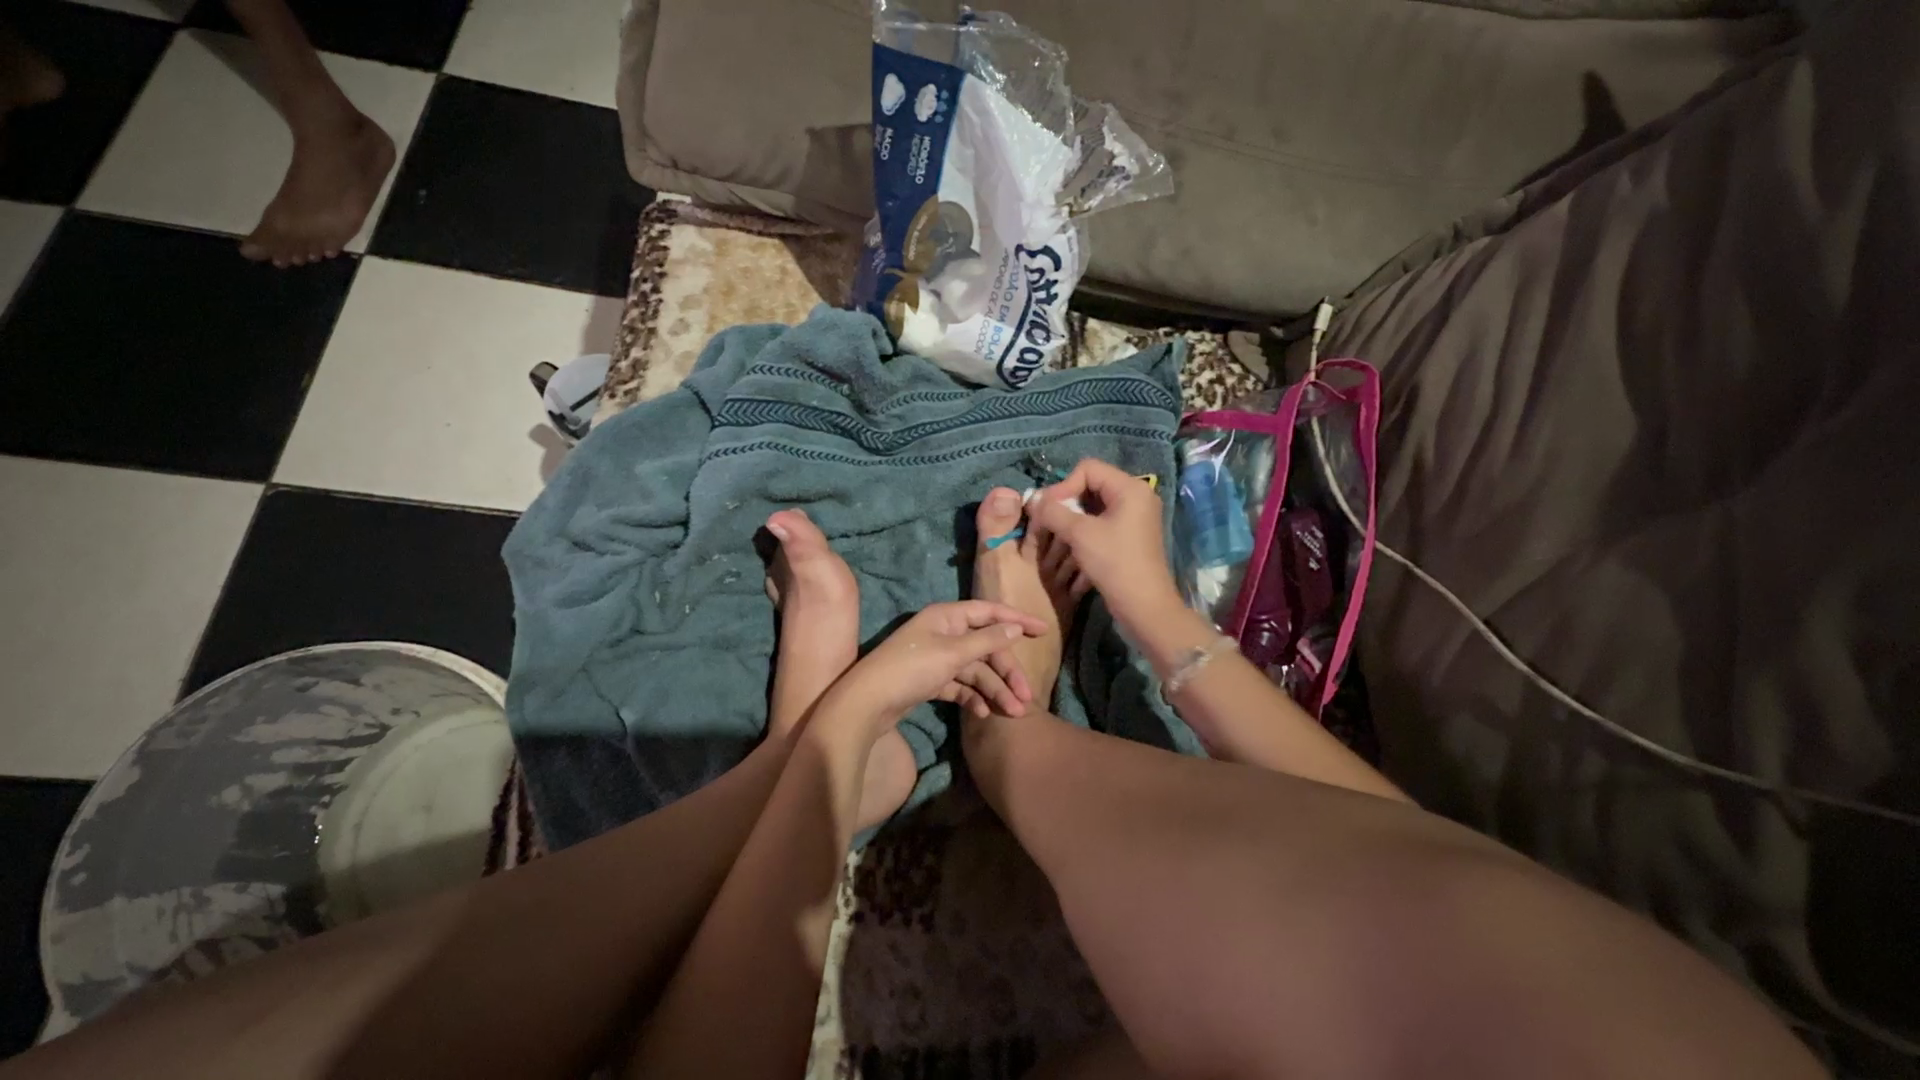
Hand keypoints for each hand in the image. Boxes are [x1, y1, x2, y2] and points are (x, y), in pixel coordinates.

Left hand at [824, 601, 1049, 737]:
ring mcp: (935, 658)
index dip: (1017, 621)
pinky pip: (959, 686)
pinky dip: (972, 698)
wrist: (866, 704)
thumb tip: (1014, 629)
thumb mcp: (952, 653)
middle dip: (1007, 672)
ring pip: (974, 670)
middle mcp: (942, 633)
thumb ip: (986, 640)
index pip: (989, 612)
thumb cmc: (909, 669)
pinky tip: (982, 714)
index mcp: (946, 616)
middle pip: (985, 647)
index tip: (1043, 631)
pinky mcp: (929, 682)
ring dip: (994, 690)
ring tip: (1012, 713)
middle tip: (1026, 697)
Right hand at [1028, 459, 1183, 627]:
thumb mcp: (1079, 534)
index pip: (1088, 469)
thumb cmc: (1114, 563)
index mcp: (1130, 488)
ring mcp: (1134, 518)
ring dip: (1071, 520)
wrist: (1143, 606)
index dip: (1063, 485)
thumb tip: (1033, 499)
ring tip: (1054, 537)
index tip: (1047, 509)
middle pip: (1091, 486)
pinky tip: (1069, 550)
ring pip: (1094, 508)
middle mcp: (1136, 497)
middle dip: (1066, 503)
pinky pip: (1101, 524)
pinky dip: (1083, 533)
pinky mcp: (1129, 537)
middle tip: (1047, 521)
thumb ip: (1053, 511)